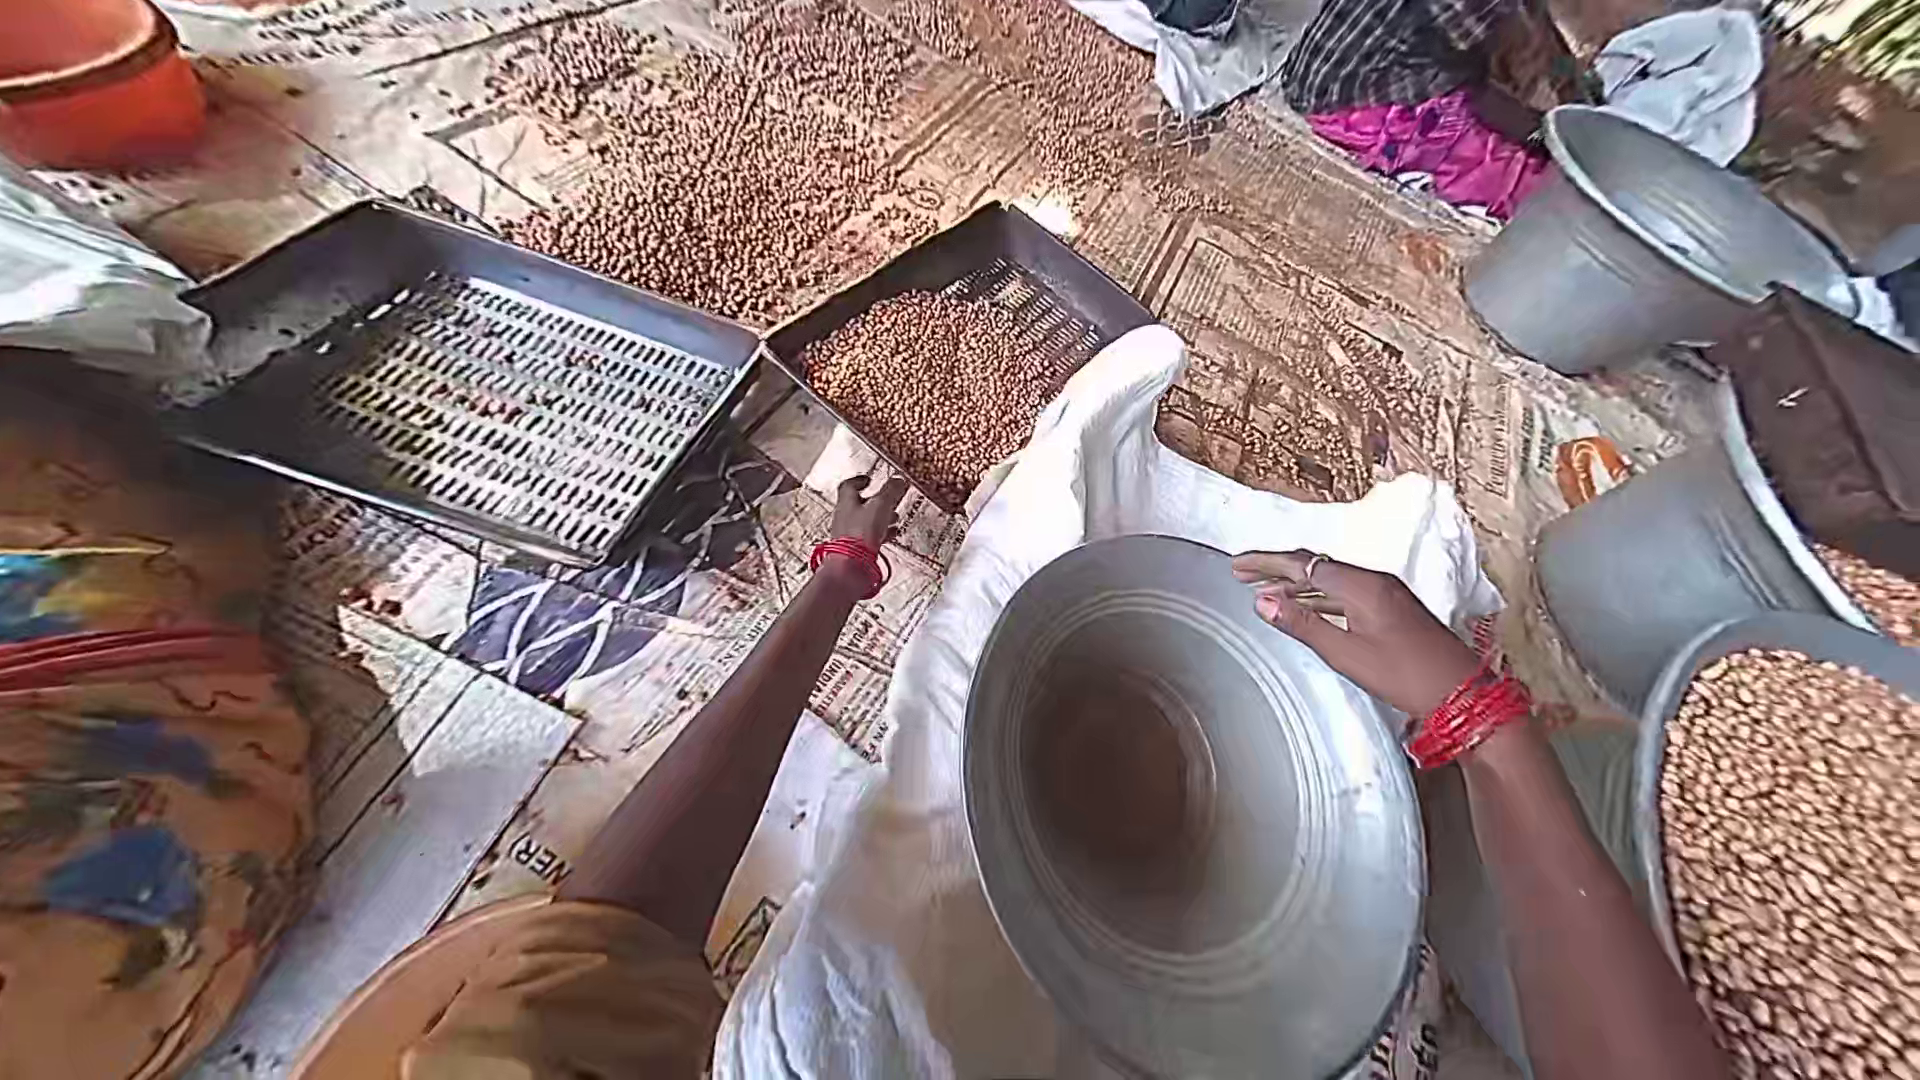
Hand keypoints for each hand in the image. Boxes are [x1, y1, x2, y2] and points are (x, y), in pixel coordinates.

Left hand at [830, 473, 908, 548]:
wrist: (852, 563)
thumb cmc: (860, 532)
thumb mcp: (881, 505)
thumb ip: (890, 490)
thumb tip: (897, 480)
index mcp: (846, 502)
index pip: (849, 485)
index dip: (860, 480)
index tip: (868, 479)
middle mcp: (843, 517)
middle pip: (859, 504)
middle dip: (875, 501)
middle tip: (886, 500)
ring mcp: (847, 534)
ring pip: (864, 521)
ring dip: (879, 518)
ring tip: (892, 518)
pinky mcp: (854, 549)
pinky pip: (867, 538)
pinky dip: (879, 534)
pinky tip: (889, 535)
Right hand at [1231, 550, 1480, 716]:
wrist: (1465, 697)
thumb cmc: (1404, 676)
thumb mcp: (1345, 653)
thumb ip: (1302, 624)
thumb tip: (1261, 601)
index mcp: (1362, 586)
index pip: (1302, 564)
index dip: (1266, 562)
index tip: (1237, 565)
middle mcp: (1374, 581)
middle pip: (1314, 565)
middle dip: (1276, 569)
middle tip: (1242, 574)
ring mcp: (1385, 593)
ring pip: (1328, 578)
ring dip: (1294, 583)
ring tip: (1263, 592)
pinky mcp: (1390, 607)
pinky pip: (1342, 590)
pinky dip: (1315, 595)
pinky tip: (1302, 606)